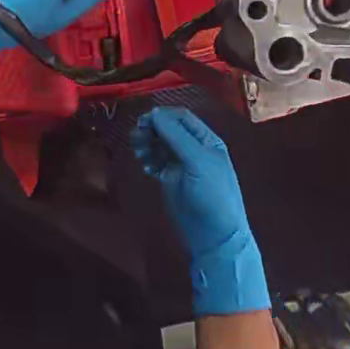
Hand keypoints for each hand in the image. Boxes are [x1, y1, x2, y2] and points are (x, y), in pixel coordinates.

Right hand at [131, 107, 269, 315]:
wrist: (214, 234)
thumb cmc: (212, 195)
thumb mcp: (197, 162)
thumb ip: (176, 136)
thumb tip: (154, 114)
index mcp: (207, 140)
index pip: (182, 118)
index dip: (162, 116)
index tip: (143, 121)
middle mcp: (194, 149)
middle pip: (168, 129)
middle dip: (151, 130)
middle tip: (136, 138)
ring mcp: (182, 164)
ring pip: (160, 145)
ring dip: (147, 144)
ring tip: (138, 152)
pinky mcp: (171, 179)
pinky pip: (157, 162)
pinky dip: (149, 160)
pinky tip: (145, 166)